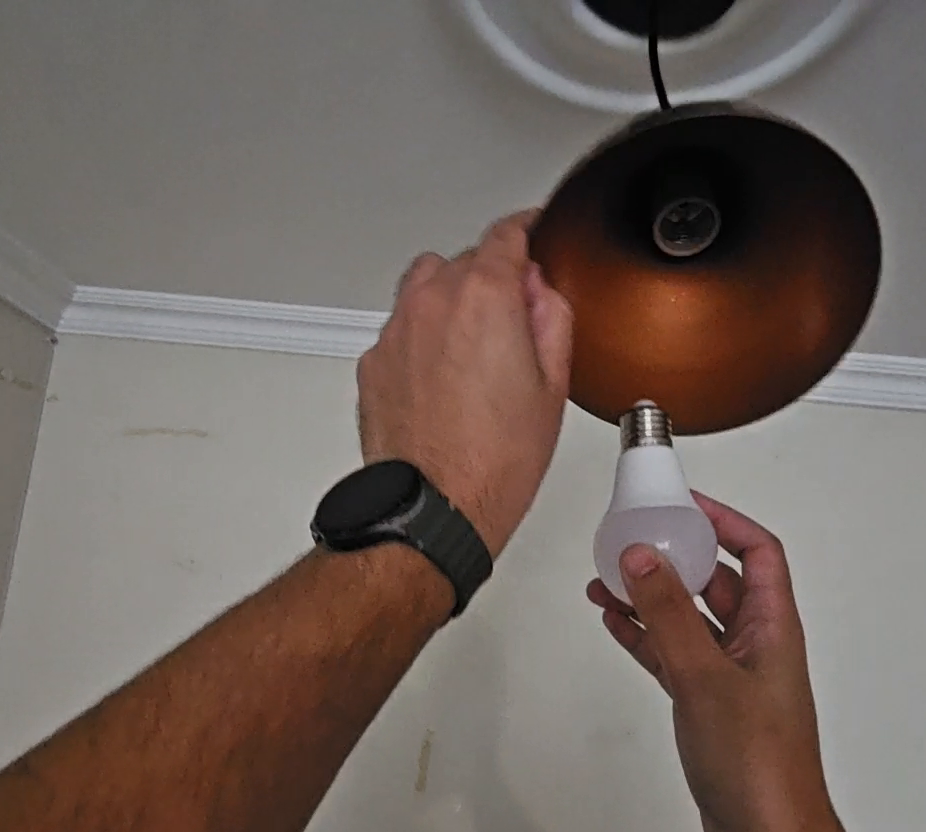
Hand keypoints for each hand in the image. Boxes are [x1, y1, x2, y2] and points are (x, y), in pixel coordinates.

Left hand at [358, 211, 573, 557]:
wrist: (437, 508)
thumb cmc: (494, 462)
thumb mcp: (553, 386)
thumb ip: (552, 318)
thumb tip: (539, 291)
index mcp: (484, 298)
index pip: (505, 234)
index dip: (525, 229)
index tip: (531, 231)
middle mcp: (431, 303)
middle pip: (464, 261)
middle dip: (491, 281)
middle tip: (514, 325)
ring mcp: (395, 333)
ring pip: (425, 289)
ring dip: (452, 302)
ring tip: (475, 353)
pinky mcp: (373, 363)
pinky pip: (402, 329)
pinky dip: (423, 337)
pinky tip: (445, 381)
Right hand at [585, 494, 843, 831]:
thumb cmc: (760, 770)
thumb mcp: (706, 677)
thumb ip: (669, 615)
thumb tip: (644, 557)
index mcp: (772, 628)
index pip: (757, 551)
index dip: (724, 520)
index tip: (684, 503)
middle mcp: (754, 645)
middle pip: (714, 580)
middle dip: (674, 556)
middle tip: (634, 538)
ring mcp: (729, 675)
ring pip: (686, 617)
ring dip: (651, 596)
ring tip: (609, 579)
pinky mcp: (707, 703)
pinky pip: (672, 653)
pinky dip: (645, 635)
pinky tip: (617, 623)